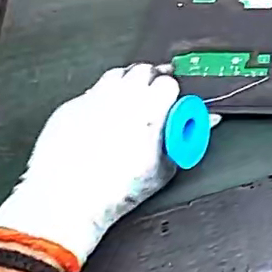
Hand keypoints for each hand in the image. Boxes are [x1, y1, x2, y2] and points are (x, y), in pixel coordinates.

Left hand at [0, 63, 202, 271]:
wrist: (65, 201)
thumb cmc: (113, 191)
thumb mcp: (163, 168)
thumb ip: (187, 138)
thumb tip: (205, 123)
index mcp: (148, 110)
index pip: (169, 81)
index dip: (172, 91)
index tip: (172, 103)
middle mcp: (121, 98)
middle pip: (144, 70)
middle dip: (152, 82)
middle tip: (154, 102)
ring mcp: (93, 98)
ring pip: (117, 75)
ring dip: (127, 85)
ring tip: (130, 108)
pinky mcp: (71, 105)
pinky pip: (92, 91)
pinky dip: (102, 99)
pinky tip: (103, 119)